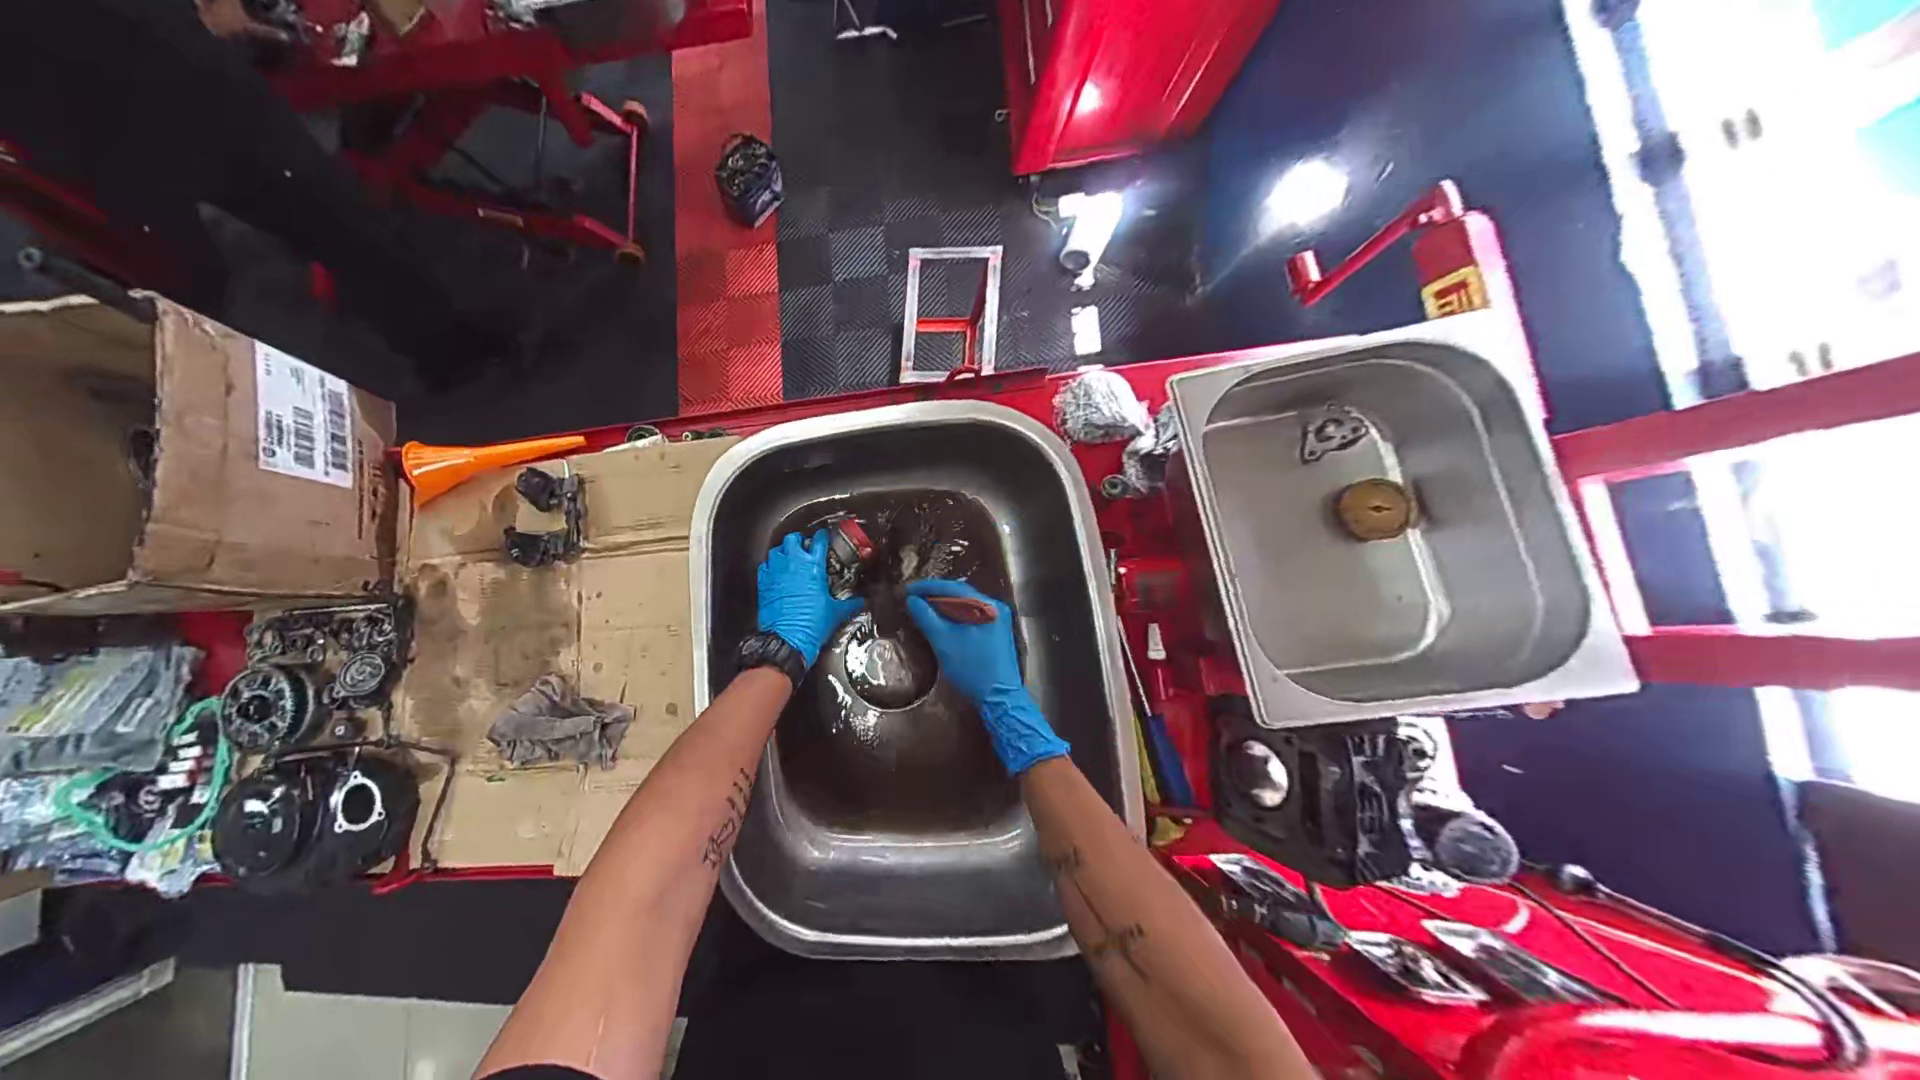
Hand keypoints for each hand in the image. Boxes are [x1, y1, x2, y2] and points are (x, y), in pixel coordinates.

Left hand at [758, 530, 862, 667]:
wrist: (787, 640)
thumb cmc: (810, 625)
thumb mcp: (835, 613)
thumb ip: (849, 604)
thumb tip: (859, 602)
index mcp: (813, 567)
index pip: (819, 541)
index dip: (822, 537)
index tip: (824, 537)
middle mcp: (793, 564)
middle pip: (793, 539)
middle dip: (799, 540)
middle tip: (806, 546)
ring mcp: (776, 572)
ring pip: (776, 550)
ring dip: (784, 551)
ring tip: (790, 558)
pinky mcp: (763, 584)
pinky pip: (765, 566)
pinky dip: (770, 566)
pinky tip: (777, 573)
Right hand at [905, 579, 1068, 774]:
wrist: (1000, 699)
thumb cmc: (973, 670)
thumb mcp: (944, 643)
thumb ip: (927, 619)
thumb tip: (912, 601)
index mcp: (987, 606)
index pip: (953, 588)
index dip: (928, 587)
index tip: (908, 589)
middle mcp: (995, 608)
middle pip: (961, 594)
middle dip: (935, 595)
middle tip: (913, 598)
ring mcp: (997, 620)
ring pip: (966, 606)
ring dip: (944, 606)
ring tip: (922, 609)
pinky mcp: (995, 632)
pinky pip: (972, 616)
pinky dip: (954, 617)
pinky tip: (940, 622)